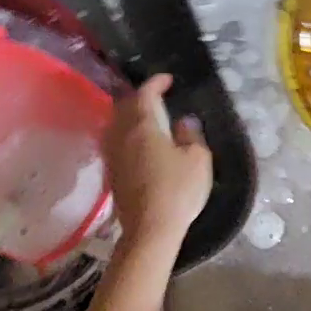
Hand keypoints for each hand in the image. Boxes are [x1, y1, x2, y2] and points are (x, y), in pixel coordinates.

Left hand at [103, 75, 212, 248]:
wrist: (150, 229)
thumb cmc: (177, 191)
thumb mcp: (197, 160)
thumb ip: (190, 135)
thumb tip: (182, 121)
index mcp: (143, 126)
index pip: (144, 94)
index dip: (155, 83)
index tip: (167, 80)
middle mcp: (122, 135)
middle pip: (124, 107)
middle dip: (138, 97)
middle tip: (155, 97)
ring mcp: (113, 155)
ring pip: (116, 125)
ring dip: (129, 116)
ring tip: (145, 117)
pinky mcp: (112, 173)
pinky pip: (115, 142)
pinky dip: (125, 134)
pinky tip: (136, 142)